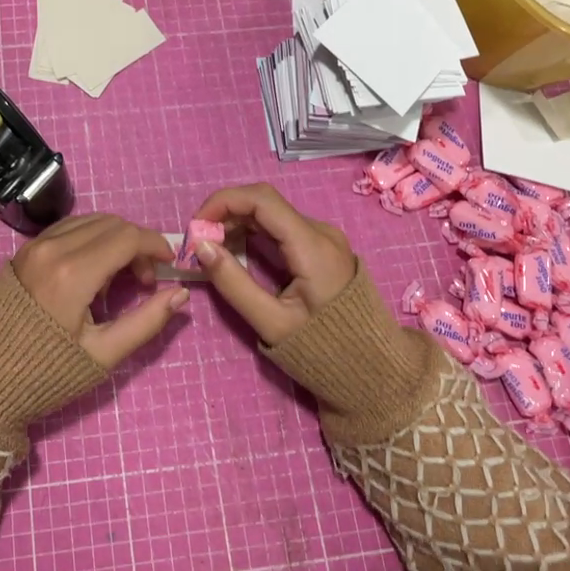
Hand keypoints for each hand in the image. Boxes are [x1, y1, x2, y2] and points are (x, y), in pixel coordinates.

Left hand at [10, 213, 189, 367]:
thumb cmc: (46, 374)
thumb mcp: (103, 354)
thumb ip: (146, 321)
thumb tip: (179, 294)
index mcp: (73, 273)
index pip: (127, 237)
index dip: (155, 245)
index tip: (169, 265)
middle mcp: (53, 248)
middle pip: (111, 223)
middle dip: (137, 244)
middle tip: (145, 282)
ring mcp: (35, 245)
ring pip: (89, 221)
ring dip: (114, 239)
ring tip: (120, 280)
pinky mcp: (24, 250)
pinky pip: (68, 229)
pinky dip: (91, 239)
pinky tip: (93, 273)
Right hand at [192, 183, 355, 345]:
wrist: (373, 370)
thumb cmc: (323, 350)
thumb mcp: (272, 324)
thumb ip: (234, 283)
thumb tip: (201, 247)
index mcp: (313, 246)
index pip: (262, 200)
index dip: (223, 202)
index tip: (196, 226)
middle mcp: (321, 232)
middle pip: (265, 202)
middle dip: (226, 212)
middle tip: (198, 241)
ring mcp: (323, 238)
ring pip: (271, 213)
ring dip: (237, 222)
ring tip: (211, 248)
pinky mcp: (321, 247)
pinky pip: (281, 227)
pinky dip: (253, 232)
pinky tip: (235, 250)